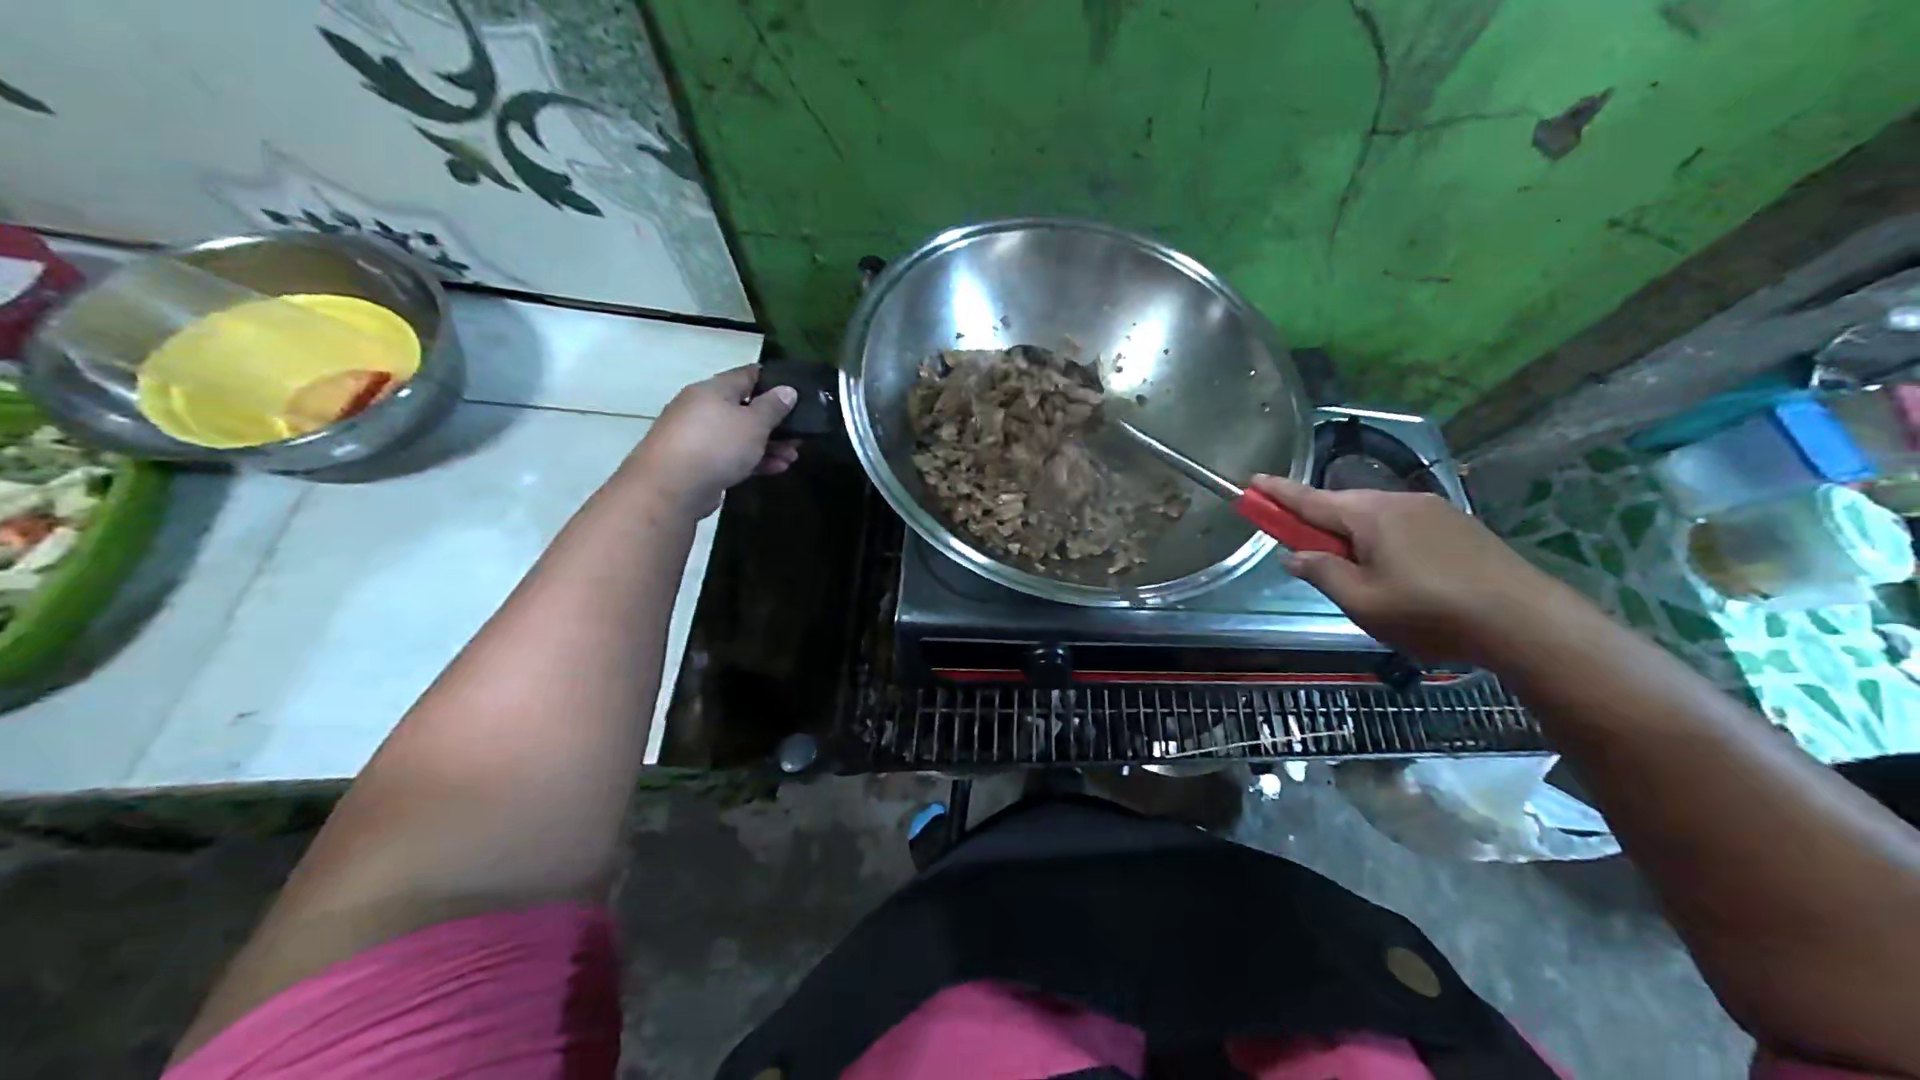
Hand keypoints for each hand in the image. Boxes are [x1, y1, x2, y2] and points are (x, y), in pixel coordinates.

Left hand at [626, 365, 799, 516]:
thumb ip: (773, 406)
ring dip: (768, 445)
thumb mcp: (753, 423)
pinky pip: (731, 456)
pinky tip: (776, 468)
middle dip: (774, 422)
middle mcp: (702, 408)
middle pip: (745, 409)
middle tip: (799, 434)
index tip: (796, 391)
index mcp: (714, 389)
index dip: (773, 381)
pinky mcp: (698, 464)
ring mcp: (698, 437)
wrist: (671, 487)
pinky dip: (753, 460)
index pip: (747, 375)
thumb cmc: (717, 445)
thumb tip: (788, 389)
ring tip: (792, 457)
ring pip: (740, 436)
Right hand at [1248, 475, 1585, 664]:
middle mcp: (1400, 502)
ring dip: (1353, 537)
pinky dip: (1383, 542)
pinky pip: (1403, 527)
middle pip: (1343, 507)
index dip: (1277, 494)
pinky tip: (1396, 575)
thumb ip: (1322, 574)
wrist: (1527, 622)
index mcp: (1370, 515)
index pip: (1309, 500)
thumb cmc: (1431, 612)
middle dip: (1317, 523)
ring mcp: (1435, 511)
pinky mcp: (1460, 527)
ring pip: (1375, 518)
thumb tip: (1295, 556)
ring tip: (1357, 577)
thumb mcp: (1362, 602)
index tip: (1251, 483)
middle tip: (1302, 549)